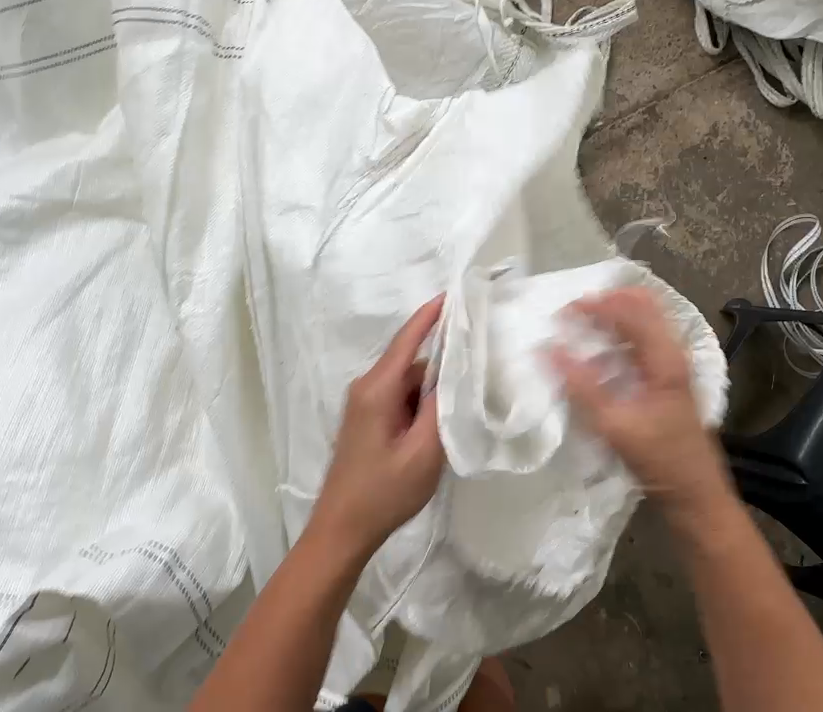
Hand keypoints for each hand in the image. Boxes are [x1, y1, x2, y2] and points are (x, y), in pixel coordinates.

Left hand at [307, 296, 447, 553]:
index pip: (408, 339)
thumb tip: (454, 372)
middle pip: (413, 363)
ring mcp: (364, 404)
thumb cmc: (383, 492)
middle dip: (444, 365)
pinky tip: (440, 427)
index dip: (432, 314)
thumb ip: (441, 408)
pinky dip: (422, 406)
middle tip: (481, 367)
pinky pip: (400, 399)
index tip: (455, 292)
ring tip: (465, 407)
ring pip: (409, 383)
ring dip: (433, 393)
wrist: (341, 531)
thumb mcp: (424, 453)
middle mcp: (367, 388)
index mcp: (378, 389)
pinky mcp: (367, 420)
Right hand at [550, 287, 733, 520]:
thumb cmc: (661, 461)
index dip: (597, 305)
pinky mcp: (665, 382)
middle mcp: (672, 354)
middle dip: (606, 304)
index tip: (564, 311)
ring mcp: (670, 367)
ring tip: (578, 327)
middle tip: (572, 313)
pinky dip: (616, 340)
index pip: (631, 310)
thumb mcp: (616, 426)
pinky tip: (594, 357)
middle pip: (641, 308)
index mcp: (665, 358)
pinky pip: (639, 345)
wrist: (697, 497)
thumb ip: (582, 386)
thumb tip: (549, 350)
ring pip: (641, 324)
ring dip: (611, 319)